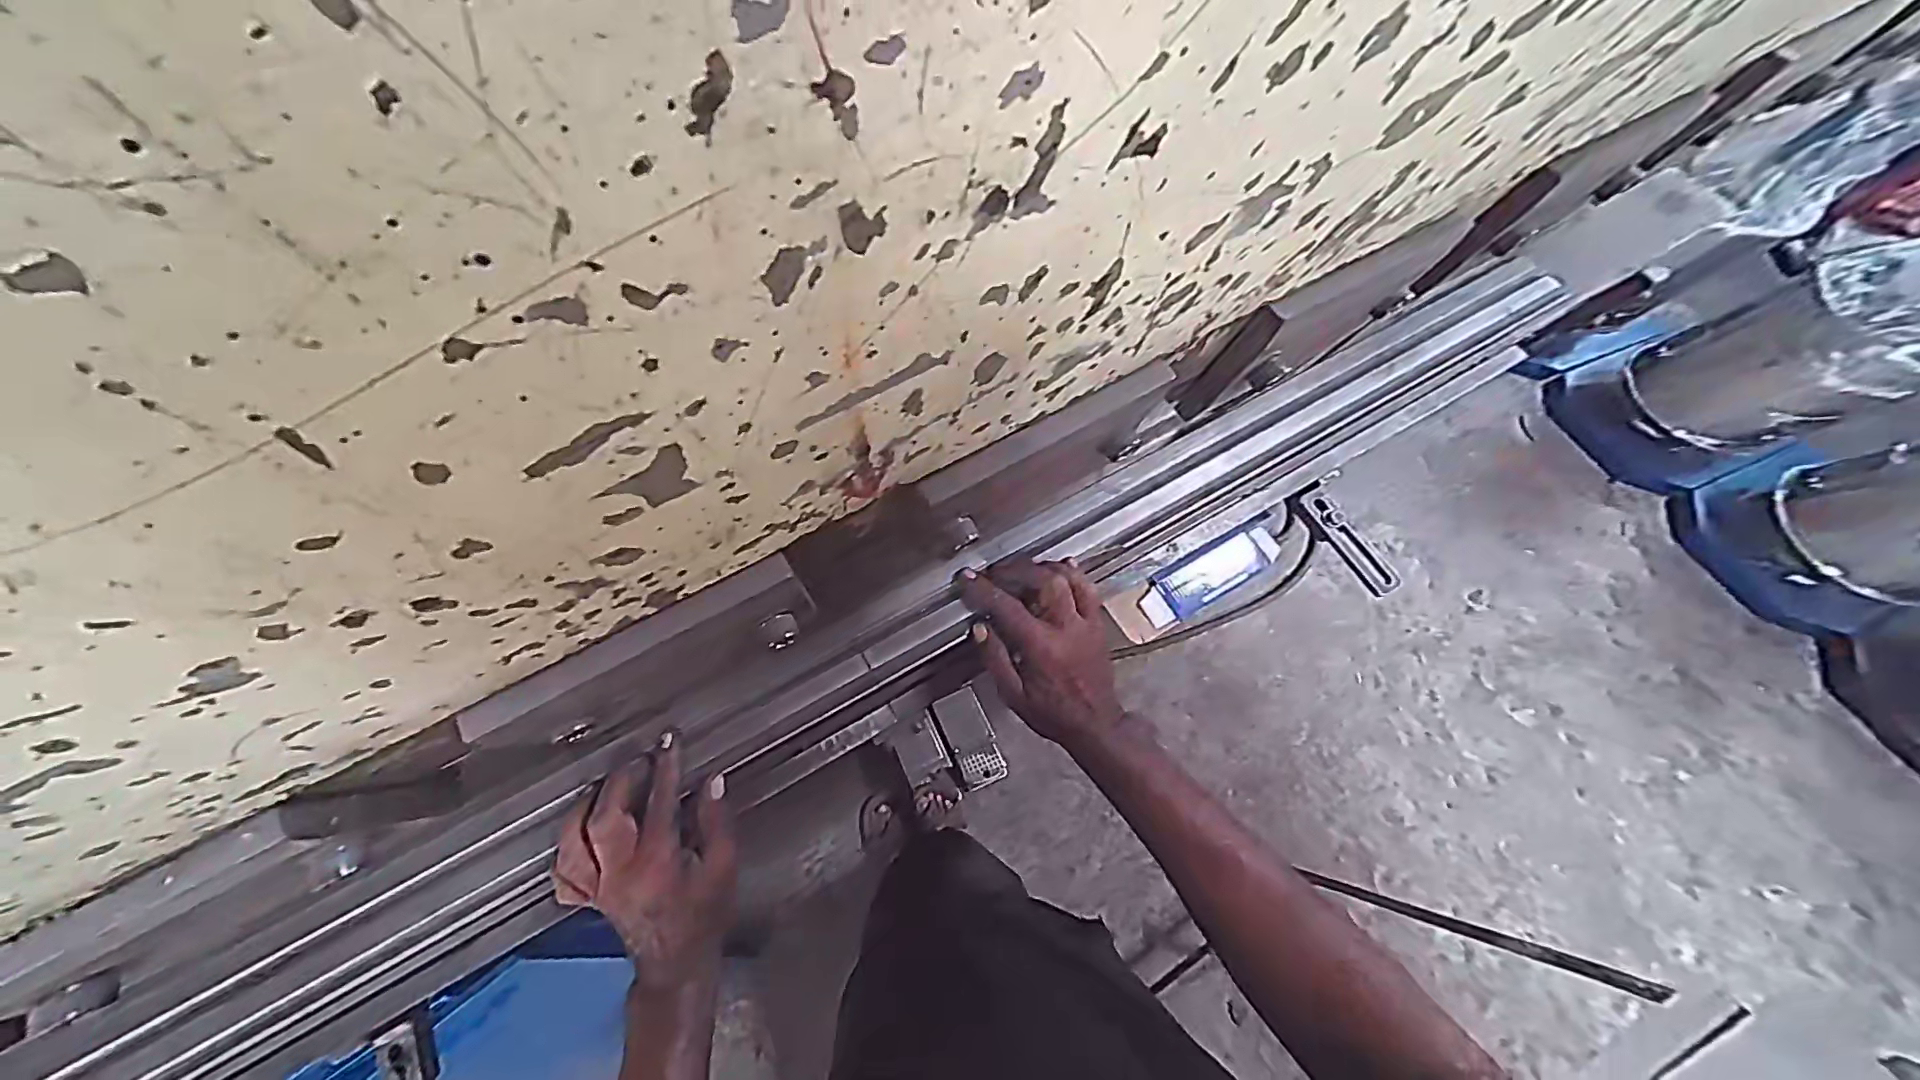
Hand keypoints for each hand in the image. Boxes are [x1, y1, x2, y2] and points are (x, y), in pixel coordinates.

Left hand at [552, 735, 736, 990]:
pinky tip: (580, 831)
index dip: (665, 767)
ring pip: (572, 843)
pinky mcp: (589, 898)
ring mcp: (599, 888)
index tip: (669, 742)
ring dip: (586, 807)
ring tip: (604, 785)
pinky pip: (564, 872)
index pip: (658, 803)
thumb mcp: (724, 864)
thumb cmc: (706, 913)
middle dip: (621, 780)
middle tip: (640, 760)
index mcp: (658, 863)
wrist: (678, 963)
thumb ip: (717, 820)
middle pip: (604, 817)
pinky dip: (567, 847)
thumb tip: (712, 782)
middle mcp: (621, 873)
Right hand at [957, 560, 1123, 746]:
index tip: (969, 580)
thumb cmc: (1056, 714)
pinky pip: (1089, 589)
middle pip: (1042, 581)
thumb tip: (980, 629)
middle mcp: (1067, 630)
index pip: (1008, 607)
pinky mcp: (1097, 625)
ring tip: (1023, 568)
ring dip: (1042, 567)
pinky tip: (1061, 565)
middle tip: (995, 572)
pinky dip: (1074, 573)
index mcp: (1042, 648)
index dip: (984, 589)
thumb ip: (994, 659)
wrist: (1095, 725)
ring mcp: (1086, 624)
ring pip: (1068, 579)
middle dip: (1014, 570)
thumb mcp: (1013, 695)